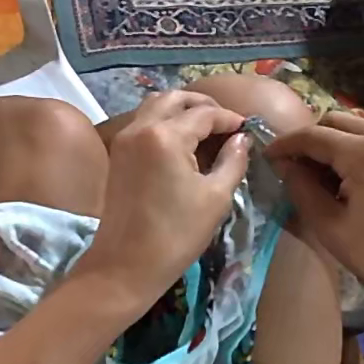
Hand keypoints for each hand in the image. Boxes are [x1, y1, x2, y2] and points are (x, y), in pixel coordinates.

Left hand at [73, 92, 247, 307]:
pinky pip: (142, 123)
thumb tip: (241, 139)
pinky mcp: (117, 154)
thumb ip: (232, 160)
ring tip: (204, 128)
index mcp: (165, 136)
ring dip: (180, 109)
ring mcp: (124, 139)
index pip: (203, 113)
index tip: (246, 129)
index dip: (228, 119)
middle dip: (202, 105)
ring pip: (154, 106)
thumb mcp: (215, 197)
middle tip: (224, 122)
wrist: (125, 264)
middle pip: (174, 98)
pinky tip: (182, 141)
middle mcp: (140, 128)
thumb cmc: (176, 234)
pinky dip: (163, 121)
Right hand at [266, 112, 363, 322]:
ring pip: (355, 127)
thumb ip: (301, 188)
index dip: (284, 144)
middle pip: (335, 121)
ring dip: (331, 143)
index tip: (266, 157)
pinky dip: (353, 149)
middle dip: (309, 139)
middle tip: (292, 167)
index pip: (312, 135)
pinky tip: (347, 178)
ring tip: (318, 175)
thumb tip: (284, 165)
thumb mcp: (331, 227)